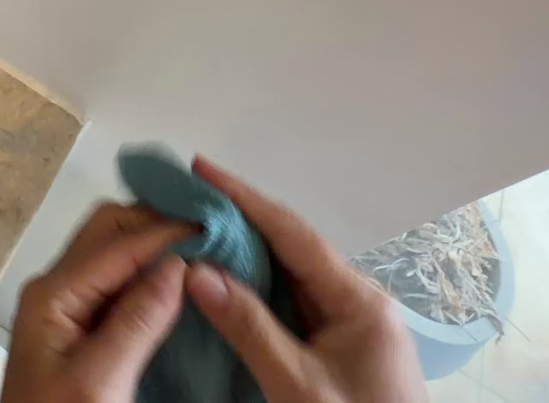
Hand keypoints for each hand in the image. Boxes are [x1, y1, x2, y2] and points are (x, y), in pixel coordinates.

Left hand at [2, 204, 191, 402]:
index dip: (163, 229)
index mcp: (51, 293)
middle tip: (205, 230)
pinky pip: (116, 281)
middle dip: (154, 222)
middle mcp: (56, 287)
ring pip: (113, 251)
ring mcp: (67, 306)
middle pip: (107, 231)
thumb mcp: (99, 383)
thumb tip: (177, 264)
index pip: (114, 241)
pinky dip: (147, 271)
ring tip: (198, 247)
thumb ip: (136, 321)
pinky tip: (175, 280)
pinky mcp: (81, 328)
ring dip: (152, 242)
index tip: (212, 226)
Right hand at [184, 158, 427, 402]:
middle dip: (238, 220)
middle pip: (289, 247)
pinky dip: (253, 286)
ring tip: (196, 229)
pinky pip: (289, 301)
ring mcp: (349, 324)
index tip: (200, 167)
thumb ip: (249, 328)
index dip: (243, 197)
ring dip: (242, 252)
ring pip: (287, 274)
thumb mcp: (300, 388)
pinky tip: (224, 278)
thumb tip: (195, 270)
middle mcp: (358, 301)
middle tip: (188, 198)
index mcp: (360, 300)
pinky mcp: (338, 346)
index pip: (292, 232)